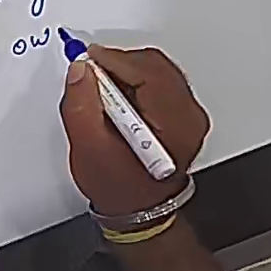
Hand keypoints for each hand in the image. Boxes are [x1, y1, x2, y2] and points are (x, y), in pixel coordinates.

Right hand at [59, 45, 208, 216]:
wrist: (136, 210)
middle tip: (90, 72)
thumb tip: (81, 71)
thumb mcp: (88, 149)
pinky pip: (159, 82)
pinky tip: (114, 96)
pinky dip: (133, 81)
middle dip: (119, 63)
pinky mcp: (180, 114)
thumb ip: (81, 106)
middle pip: (155, 67)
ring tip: (99, 87)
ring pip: (157, 71)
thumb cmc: (118, 188)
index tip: (88, 60)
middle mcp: (189, 116)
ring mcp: (188, 115)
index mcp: (175, 124)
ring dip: (125, 72)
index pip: (148, 73)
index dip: (113, 61)